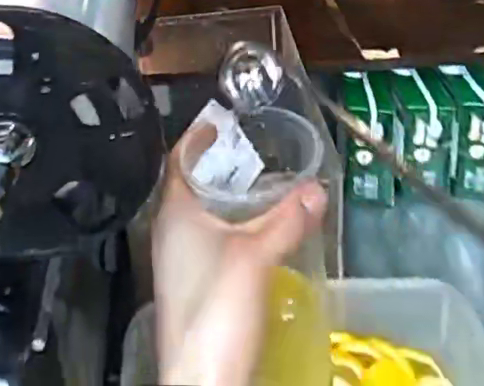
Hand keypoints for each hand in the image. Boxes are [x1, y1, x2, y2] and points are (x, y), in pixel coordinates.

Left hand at [153, 124, 326, 385]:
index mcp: (173, 213)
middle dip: (211, 166)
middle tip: (240, 151)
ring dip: (217, 198)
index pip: (176, 160)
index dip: (194, 138)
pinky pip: (201, 240)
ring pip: (194, 215)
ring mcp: (174, 262)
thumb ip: (286, 220)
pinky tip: (246, 235)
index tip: (214, 123)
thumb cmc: (217, 307)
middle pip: (184, 186)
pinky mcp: (187, 287)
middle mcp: (167, 233)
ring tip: (248, 187)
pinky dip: (221, 226)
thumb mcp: (256, 256)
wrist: (202, 383)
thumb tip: (317, 189)